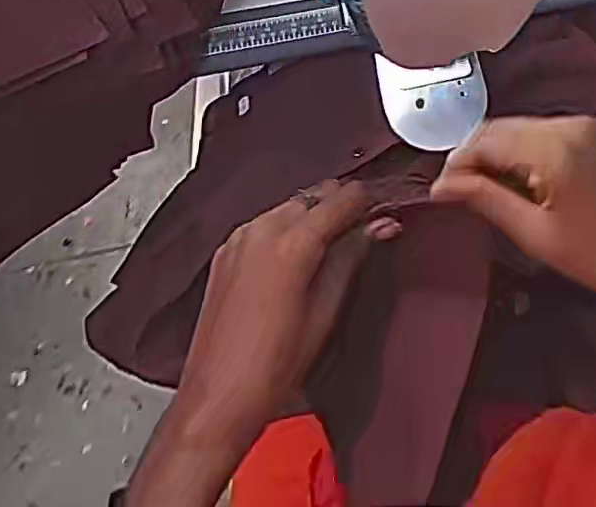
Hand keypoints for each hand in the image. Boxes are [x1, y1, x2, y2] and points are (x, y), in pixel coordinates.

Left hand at [173, 179, 400, 443]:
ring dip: (311, 216)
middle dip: (338, 207)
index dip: (365, 200)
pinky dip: (284, 229)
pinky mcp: (225, 251)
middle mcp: (262, 231)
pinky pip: (264, 224)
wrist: (217, 399)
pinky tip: (294, 258)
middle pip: (314, 196)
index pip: (341, 198)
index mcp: (292, 244)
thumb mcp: (325, 311)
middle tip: (360, 229)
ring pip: (289, 206)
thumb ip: (351, 257)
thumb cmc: (270, 369)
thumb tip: (377, 227)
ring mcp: (239, 239)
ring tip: (328, 248)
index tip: (378, 208)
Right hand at [429, 116, 595, 346]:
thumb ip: (486, 199)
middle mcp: (568, 125)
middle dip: (474, 154)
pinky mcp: (592, 129)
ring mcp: (582, 124)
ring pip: (519, 126)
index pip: (487, 140)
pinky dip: (521, 148)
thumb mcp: (535, 234)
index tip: (441, 189)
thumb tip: (441, 187)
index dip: (458, 162)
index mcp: (554, 149)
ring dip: (496, 150)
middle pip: (501, 127)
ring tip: (483, 185)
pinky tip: (516, 175)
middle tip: (457, 188)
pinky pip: (541, 131)